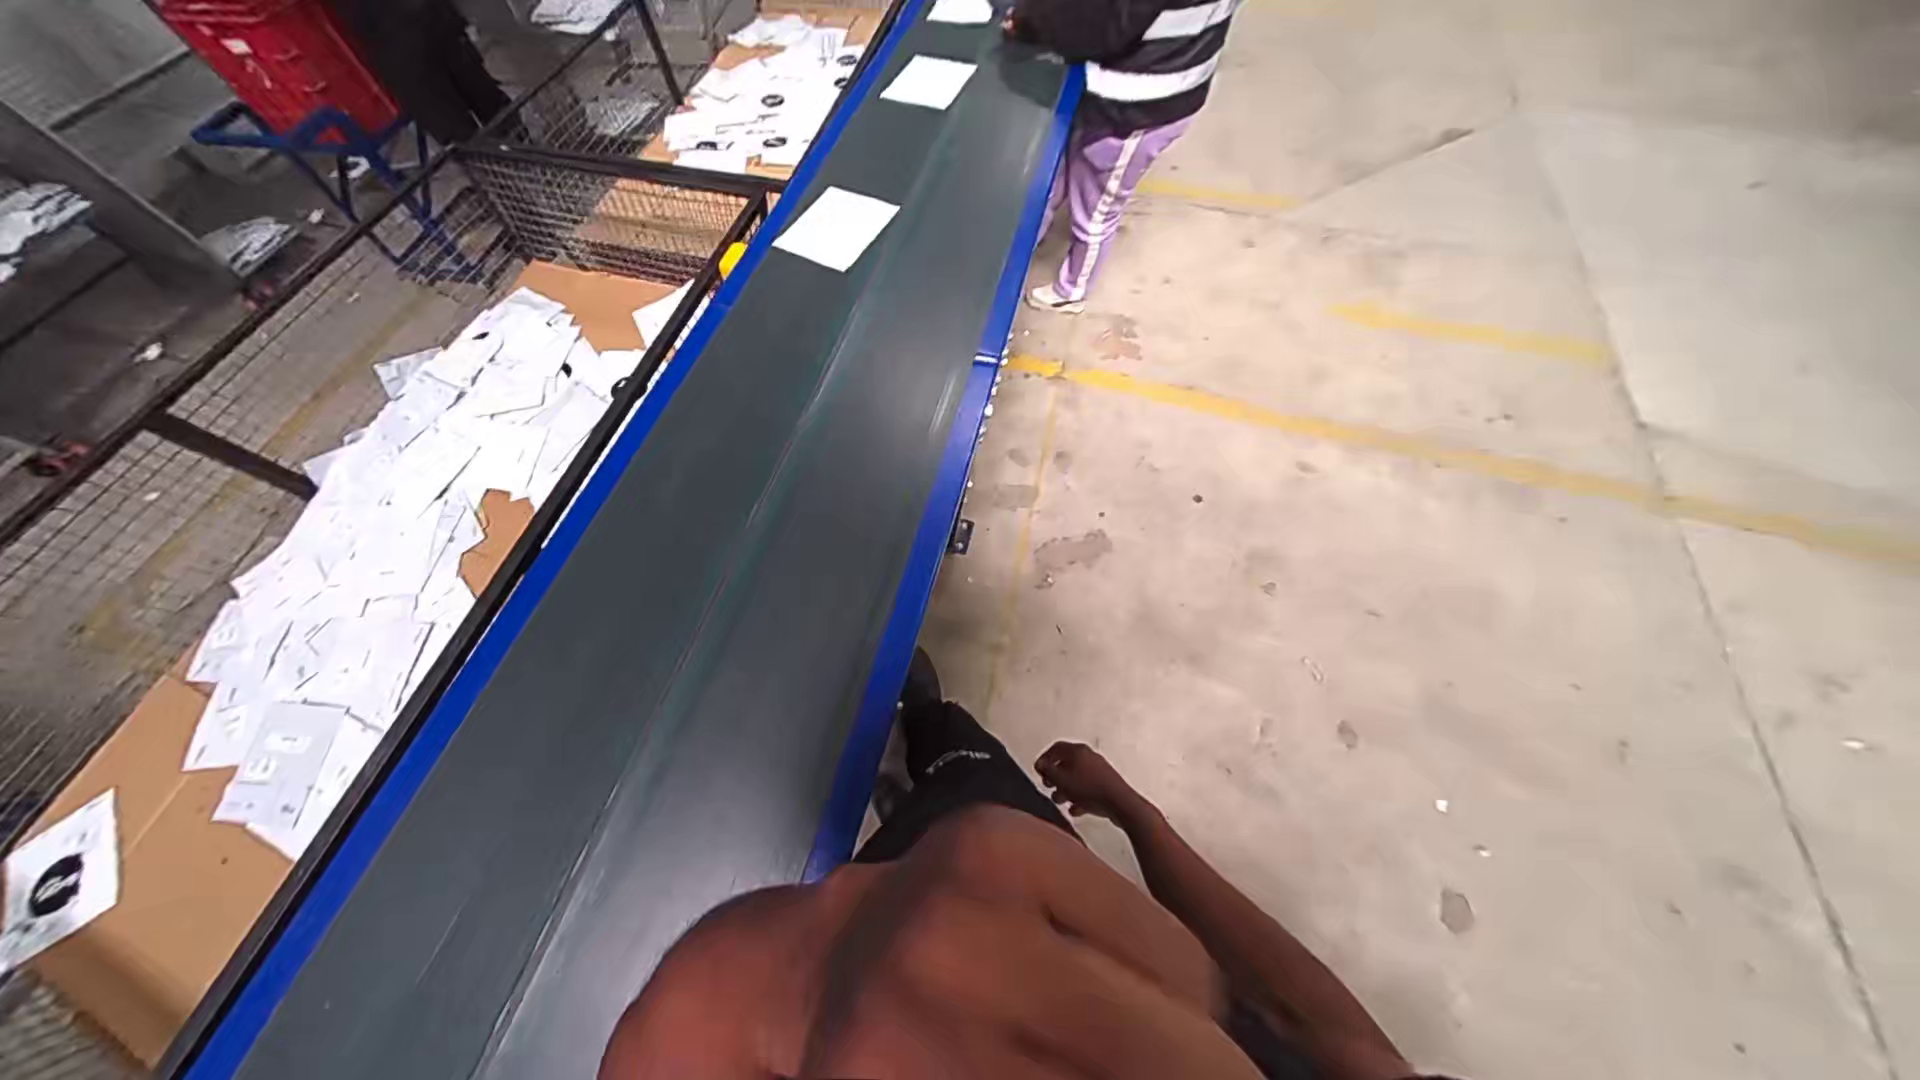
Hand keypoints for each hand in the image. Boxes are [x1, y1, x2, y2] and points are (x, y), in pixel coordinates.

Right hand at [1035, 742, 1145, 822]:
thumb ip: (1047, 770)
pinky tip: (1075, 809)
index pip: (1056, 748)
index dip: (1045, 758)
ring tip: (1060, 800)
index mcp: (1078, 750)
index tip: (1039, 770)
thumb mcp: (1060, 779)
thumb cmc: (1089, 788)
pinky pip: (1089, 788)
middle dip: (1055, 776)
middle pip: (1067, 763)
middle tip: (1048, 784)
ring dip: (1067, 788)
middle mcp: (1089, 756)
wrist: (1119, 803)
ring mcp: (1100, 770)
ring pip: (1078, 777)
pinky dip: (1080, 797)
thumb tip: (1040, 764)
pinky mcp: (1107, 785)